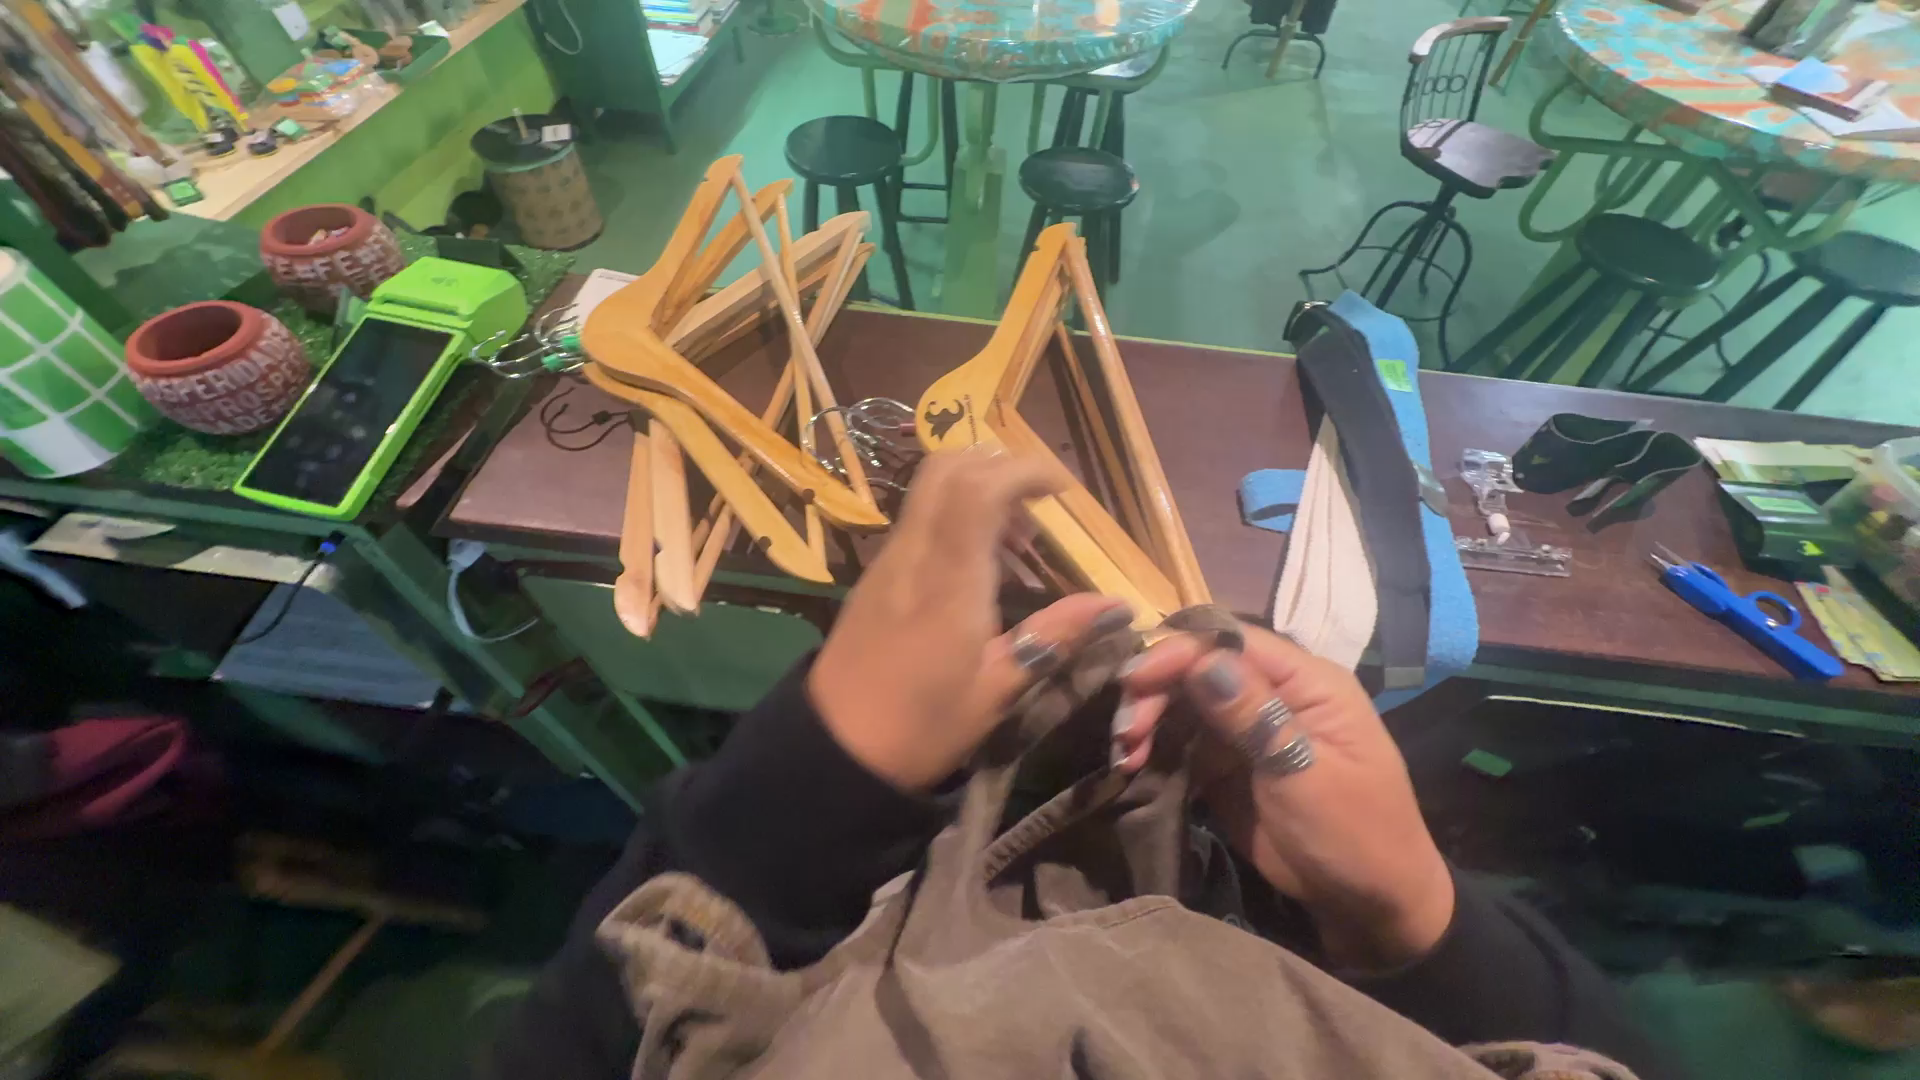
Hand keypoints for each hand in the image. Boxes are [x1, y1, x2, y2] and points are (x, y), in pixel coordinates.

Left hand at [808, 449, 1133, 791]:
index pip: (978, 489)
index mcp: (949, 581)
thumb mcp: (996, 691)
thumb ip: (1053, 636)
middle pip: (946, 469)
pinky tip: (978, 565)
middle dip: (998, 466)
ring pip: (930, 491)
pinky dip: (955, 516)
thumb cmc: (921, 726)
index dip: (1023, 471)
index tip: (1062, 490)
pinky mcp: (875, 574)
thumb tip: (1115, 604)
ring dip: (978, 490)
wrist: (834, 750)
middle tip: (1038, 508)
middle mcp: (913, 555)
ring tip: (1016, 542)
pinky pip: (919, 520)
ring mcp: (887, 560)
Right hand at [1116, 627, 1454, 970]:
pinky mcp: (1224, 757)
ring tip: (1126, 754)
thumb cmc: (1355, 836)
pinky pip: (1179, 736)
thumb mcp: (1307, 776)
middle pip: (1196, 666)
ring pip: (1180, 699)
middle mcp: (1271, 691)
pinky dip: (1153, 746)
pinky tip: (1134, 764)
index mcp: (1306, 681)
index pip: (1230, 642)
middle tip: (1126, 733)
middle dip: (1154, 691)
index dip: (1178, 653)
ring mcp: (1245, 724)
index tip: (1134, 680)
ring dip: (1147, 719)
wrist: (1369, 907)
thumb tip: (1204, 660)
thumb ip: (1256, 717)